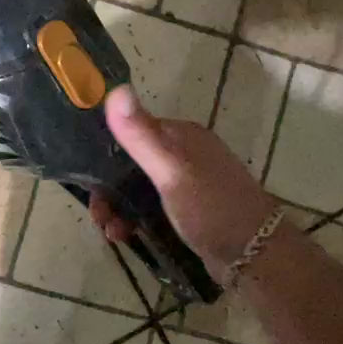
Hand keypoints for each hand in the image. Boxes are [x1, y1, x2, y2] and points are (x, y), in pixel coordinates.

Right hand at [90, 87, 281, 270]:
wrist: (256, 254)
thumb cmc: (212, 208)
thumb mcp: (172, 171)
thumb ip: (141, 135)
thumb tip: (114, 89)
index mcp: (180, 136)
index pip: (129, 133)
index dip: (103, 158)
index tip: (86, 186)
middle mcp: (183, 153)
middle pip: (130, 165)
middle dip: (109, 191)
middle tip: (100, 220)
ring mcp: (187, 182)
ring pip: (138, 189)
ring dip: (119, 209)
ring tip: (113, 235)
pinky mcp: (188, 209)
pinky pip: (150, 208)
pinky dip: (135, 220)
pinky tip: (128, 237)